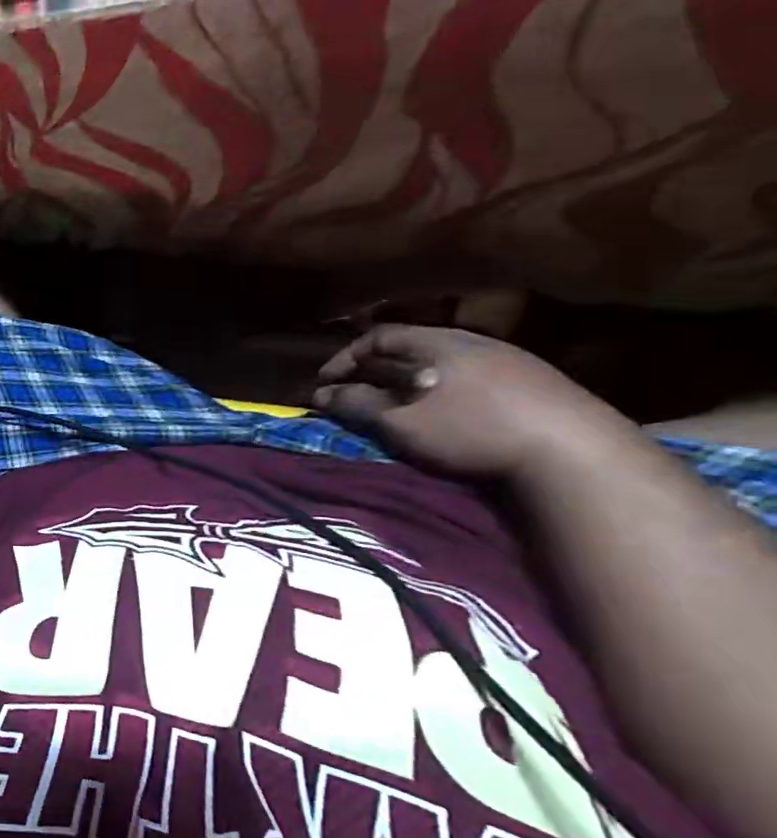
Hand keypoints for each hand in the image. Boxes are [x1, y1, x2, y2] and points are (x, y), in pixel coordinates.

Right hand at [313, 325, 636, 479]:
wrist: (569, 450)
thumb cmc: (469, 429)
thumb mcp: (399, 420)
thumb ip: (355, 404)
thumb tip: (320, 394)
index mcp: (439, 343)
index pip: (379, 337)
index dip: (344, 358)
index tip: (323, 385)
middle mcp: (472, 343)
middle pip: (409, 349)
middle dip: (373, 373)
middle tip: (351, 399)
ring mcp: (505, 362)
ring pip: (438, 365)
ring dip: (405, 385)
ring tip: (390, 411)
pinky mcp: (527, 385)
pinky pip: (464, 379)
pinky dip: (436, 394)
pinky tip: (437, 417)